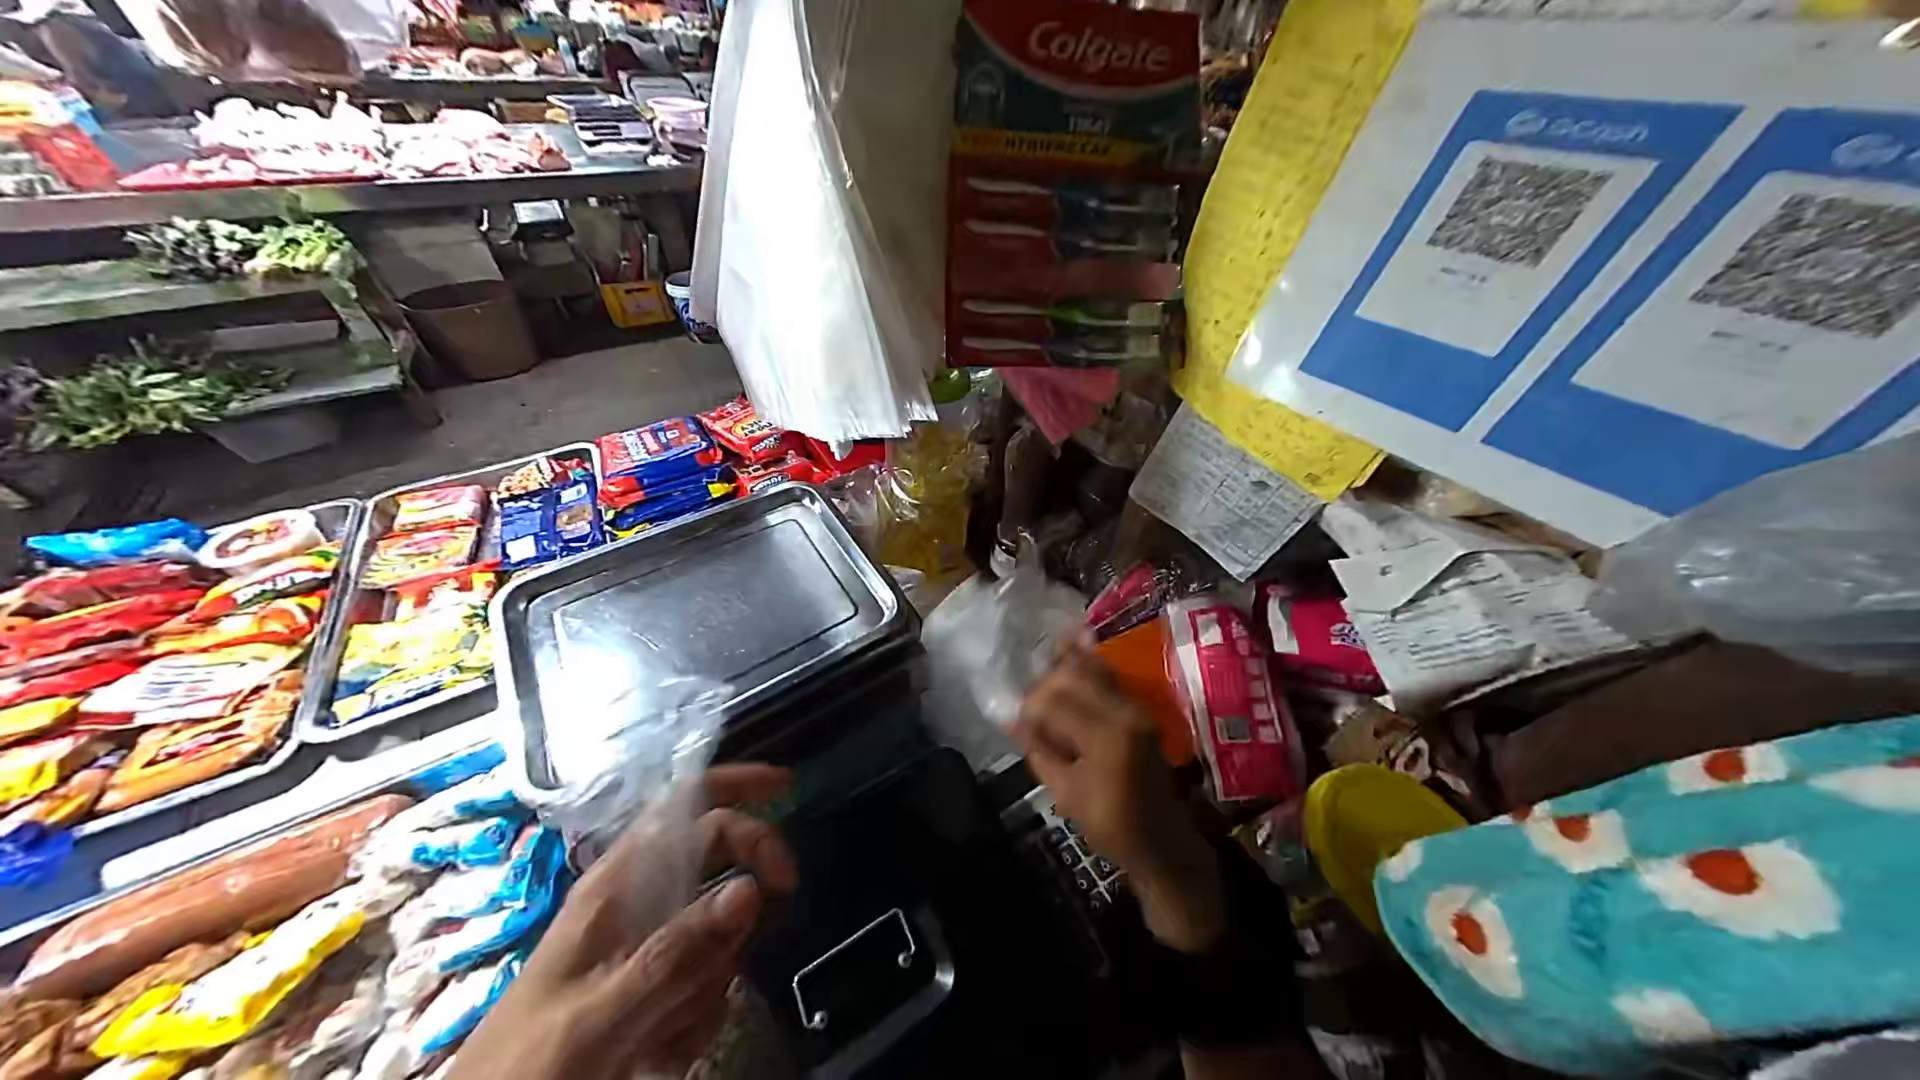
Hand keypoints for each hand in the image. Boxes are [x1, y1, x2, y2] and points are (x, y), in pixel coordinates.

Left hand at [451, 764, 796, 1079]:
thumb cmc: (528, 1065)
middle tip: (743, 950)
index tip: (787, 803)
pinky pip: (707, 970)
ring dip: (712, 977)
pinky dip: (701, 1008)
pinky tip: (665, 1049)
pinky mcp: (654, 974)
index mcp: (618, 879)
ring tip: (667, 1034)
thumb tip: (753, 890)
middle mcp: (639, 894)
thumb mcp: (599, 1018)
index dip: (739, 785)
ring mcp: (649, 935)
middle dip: (742, 904)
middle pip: (719, 858)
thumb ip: (676, 954)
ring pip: (720, 925)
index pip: (688, 800)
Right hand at [1012, 648, 1224, 953]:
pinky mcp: (1140, 710)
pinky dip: (1089, 663)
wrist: (1163, 840)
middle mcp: (1123, 714)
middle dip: (1044, 681)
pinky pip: (1109, 677)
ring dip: (1066, 664)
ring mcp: (1136, 709)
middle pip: (1073, 678)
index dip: (1029, 705)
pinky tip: (1071, 647)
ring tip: (1043, 653)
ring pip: (1093, 671)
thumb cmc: (1112, 825)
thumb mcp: (1066, 794)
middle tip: (1025, 691)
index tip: (1014, 714)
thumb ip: (1038, 751)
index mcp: (1104, 738)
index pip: (1053, 703)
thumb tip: (1009, 719)